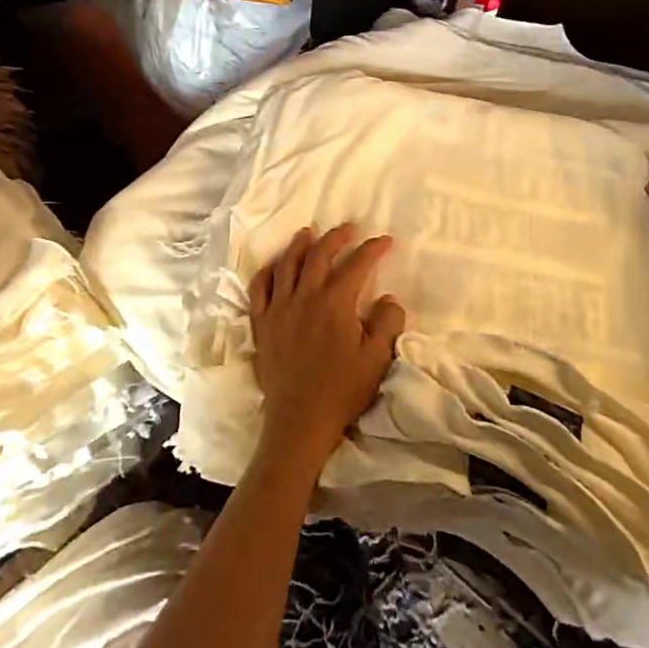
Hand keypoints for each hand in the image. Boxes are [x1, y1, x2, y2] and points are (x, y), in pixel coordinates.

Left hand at [247, 224, 406, 467]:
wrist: (300, 419)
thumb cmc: (343, 390)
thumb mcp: (377, 358)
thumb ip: (387, 322)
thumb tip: (389, 299)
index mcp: (334, 303)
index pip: (356, 265)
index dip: (372, 249)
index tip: (385, 241)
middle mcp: (304, 297)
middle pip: (318, 255)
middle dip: (336, 237)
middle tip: (348, 228)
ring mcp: (278, 309)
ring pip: (287, 265)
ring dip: (299, 245)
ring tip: (308, 233)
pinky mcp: (261, 324)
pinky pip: (259, 288)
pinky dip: (267, 272)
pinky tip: (274, 266)